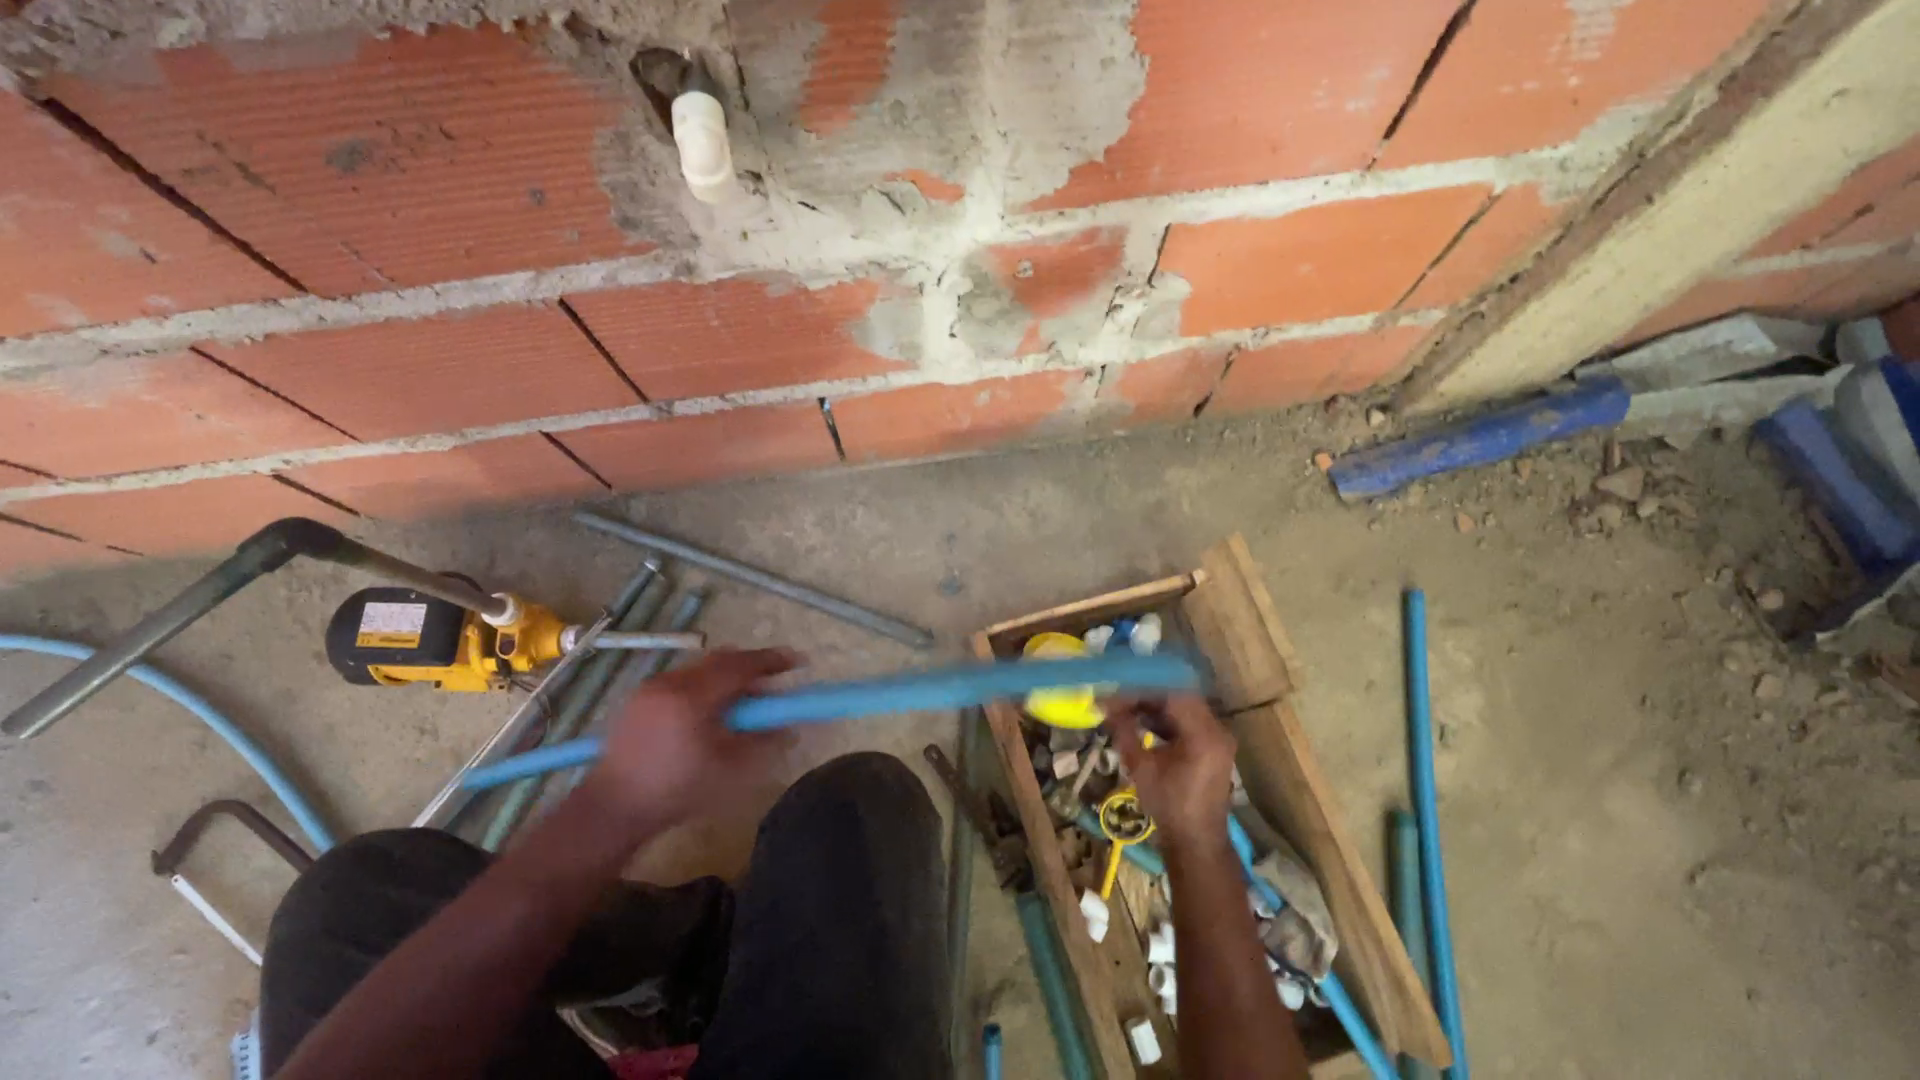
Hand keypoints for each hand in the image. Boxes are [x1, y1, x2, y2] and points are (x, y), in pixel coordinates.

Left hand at [582, 648, 799, 831]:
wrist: (614, 808)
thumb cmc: (677, 791)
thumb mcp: (731, 771)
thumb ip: (764, 743)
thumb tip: (790, 728)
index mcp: (692, 696)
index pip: (741, 665)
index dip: (773, 661)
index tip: (798, 662)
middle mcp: (670, 682)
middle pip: (720, 660)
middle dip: (750, 669)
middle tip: (771, 688)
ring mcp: (650, 688)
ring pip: (700, 669)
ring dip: (726, 679)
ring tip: (741, 707)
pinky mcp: (638, 700)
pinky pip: (682, 681)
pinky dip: (704, 688)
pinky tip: (709, 716)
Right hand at [1108, 695, 1236, 850]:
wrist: (1196, 841)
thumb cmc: (1168, 806)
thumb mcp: (1141, 768)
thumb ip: (1125, 732)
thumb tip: (1107, 708)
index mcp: (1203, 735)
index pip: (1171, 696)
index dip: (1140, 692)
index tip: (1115, 696)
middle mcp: (1217, 730)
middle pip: (1180, 698)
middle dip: (1147, 697)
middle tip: (1119, 702)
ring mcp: (1219, 739)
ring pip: (1185, 709)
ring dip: (1157, 708)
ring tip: (1128, 712)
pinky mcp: (1214, 747)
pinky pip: (1190, 723)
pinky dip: (1168, 721)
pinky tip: (1145, 726)